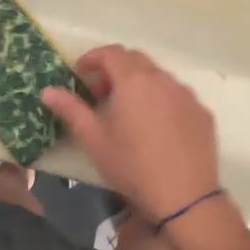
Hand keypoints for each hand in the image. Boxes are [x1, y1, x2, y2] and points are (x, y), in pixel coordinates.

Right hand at [41, 45, 220, 220]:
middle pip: (135, 60)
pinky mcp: (202, 112)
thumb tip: (47, 91)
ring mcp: (186, 94)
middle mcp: (162, 78)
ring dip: (139, 84)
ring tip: (129, 111)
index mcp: (133, 80)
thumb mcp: (94, 139)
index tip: (80, 74)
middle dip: (114, 69)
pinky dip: (162, 100)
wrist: (185, 197)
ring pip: (158, 77)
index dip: (92, 58)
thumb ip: (70, 109)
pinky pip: (177, 95)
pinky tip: (157, 127)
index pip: (110, 52)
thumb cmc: (132, 166)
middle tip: (100, 93)